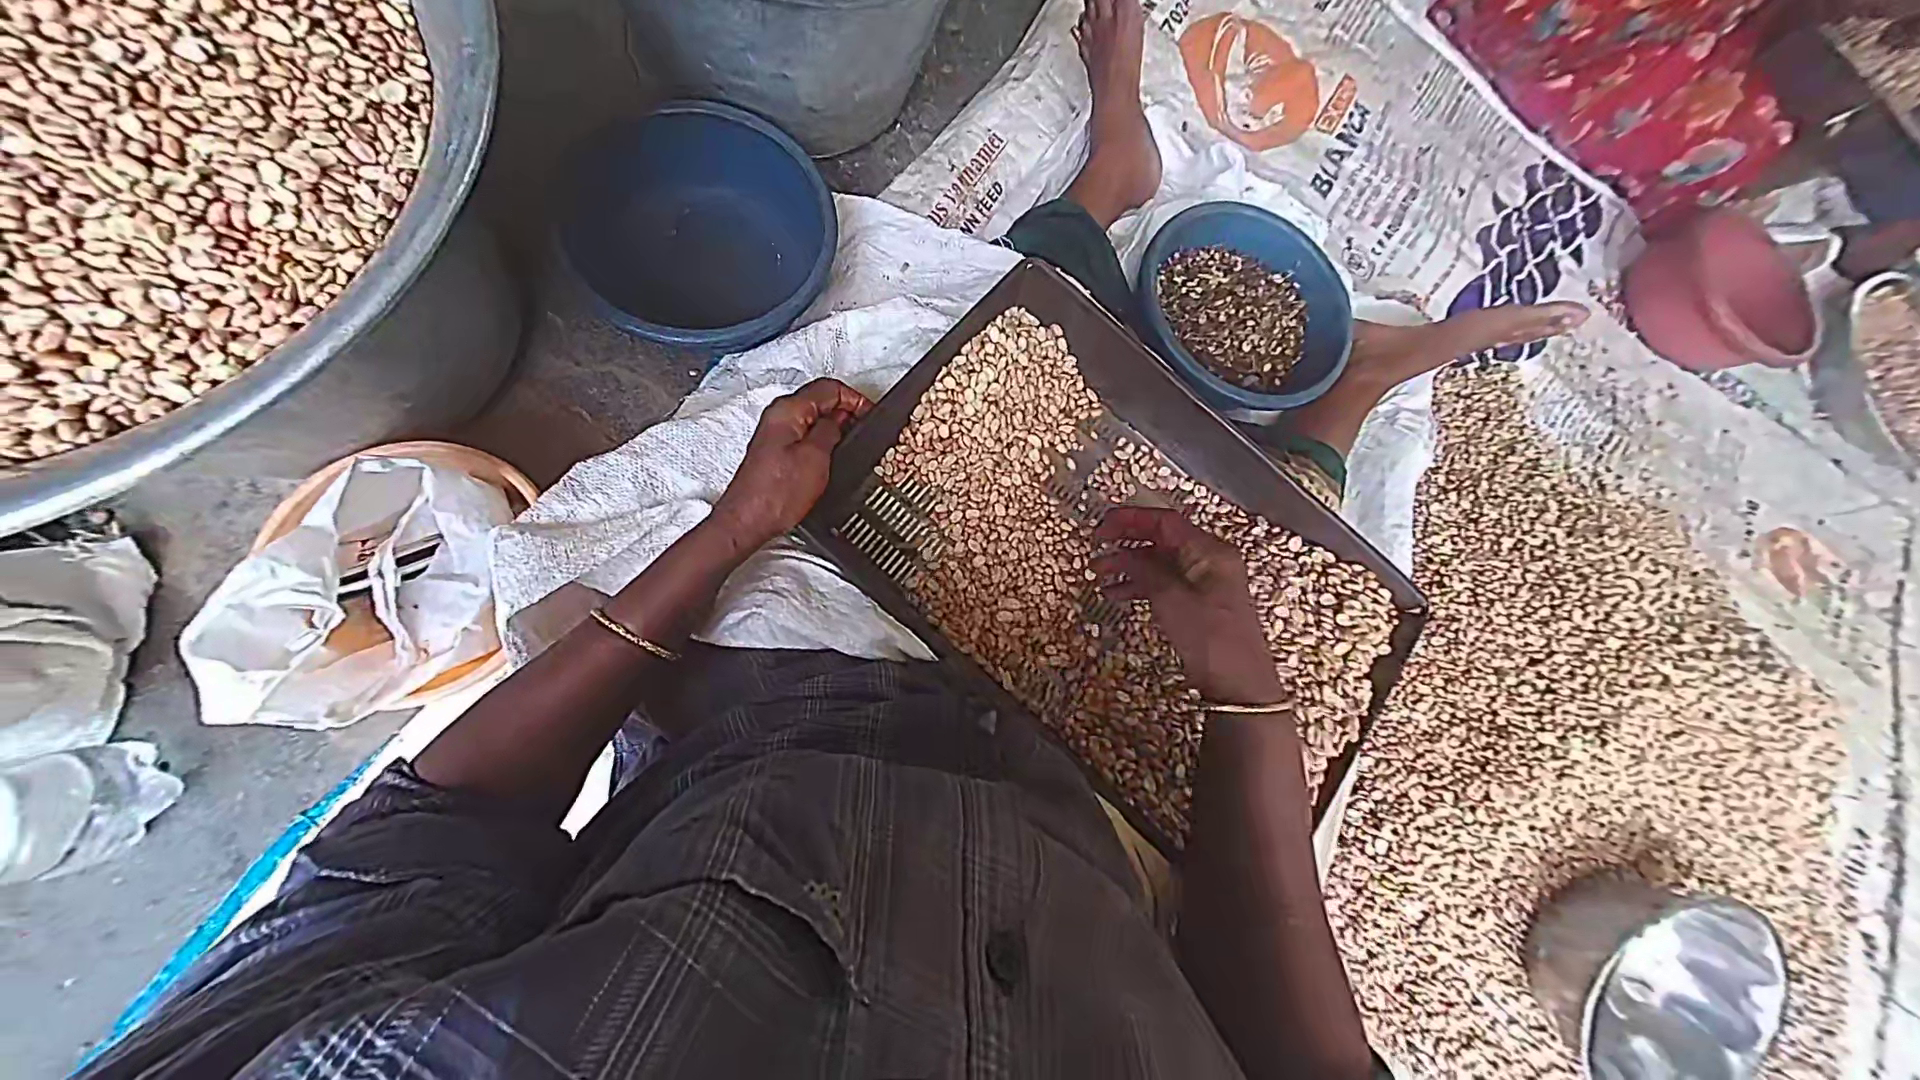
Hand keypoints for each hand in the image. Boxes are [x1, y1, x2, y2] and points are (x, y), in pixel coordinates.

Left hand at [710, 378, 872, 548]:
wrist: (748, 521)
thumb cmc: (775, 494)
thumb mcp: (816, 457)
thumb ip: (831, 431)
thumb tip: (841, 420)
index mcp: (788, 410)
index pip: (828, 389)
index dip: (854, 398)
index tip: (870, 412)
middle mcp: (778, 417)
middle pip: (819, 400)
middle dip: (846, 409)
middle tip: (866, 425)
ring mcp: (775, 434)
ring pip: (812, 418)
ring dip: (834, 425)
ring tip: (853, 439)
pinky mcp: (776, 452)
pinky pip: (805, 435)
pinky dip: (822, 439)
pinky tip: (833, 454)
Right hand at [1093, 506, 1284, 706]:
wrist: (1239, 687)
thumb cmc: (1211, 639)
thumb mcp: (1172, 600)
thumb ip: (1146, 570)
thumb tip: (1121, 553)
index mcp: (1210, 551)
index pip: (1166, 521)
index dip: (1131, 518)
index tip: (1102, 525)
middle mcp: (1209, 560)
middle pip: (1161, 539)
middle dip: (1126, 541)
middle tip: (1096, 545)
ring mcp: (1204, 582)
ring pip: (1159, 562)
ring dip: (1129, 564)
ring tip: (1099, 573)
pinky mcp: (1198, 602)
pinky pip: (1164, 583)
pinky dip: (1139, 585)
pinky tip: (1115, 594)